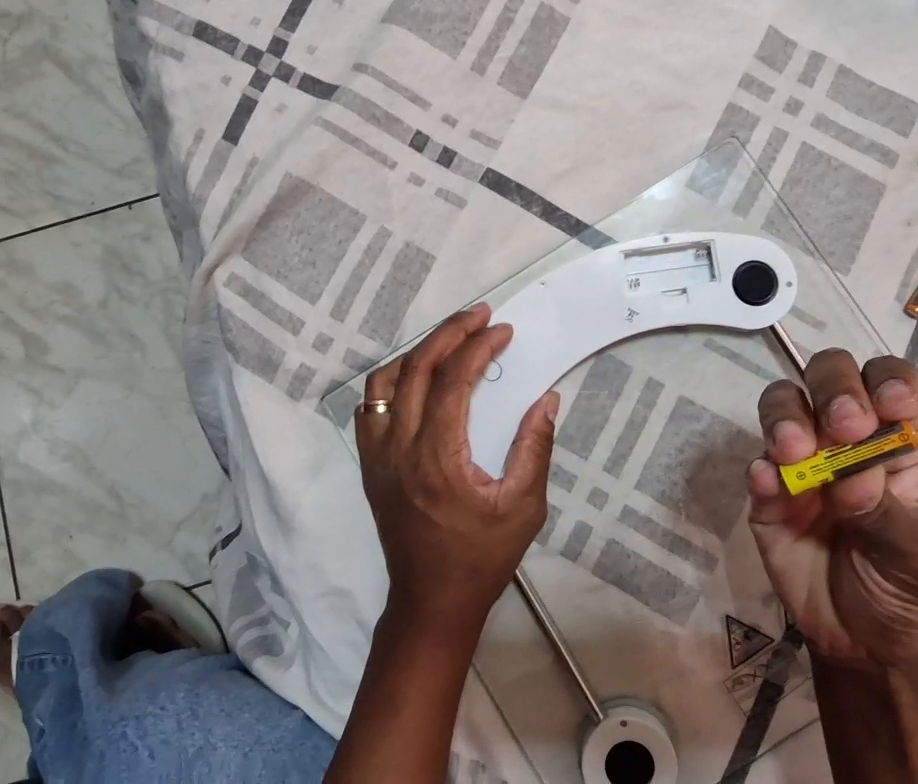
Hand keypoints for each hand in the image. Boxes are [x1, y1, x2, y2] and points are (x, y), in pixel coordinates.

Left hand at [356, 303, 558, 628]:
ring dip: (417, 352)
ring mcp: (377, 455)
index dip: (479, 347)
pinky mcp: (370, 464)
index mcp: (438, 456)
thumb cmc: (482, 557)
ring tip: (450, 342)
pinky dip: (393, 381)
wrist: (431, 601)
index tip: (503, 330)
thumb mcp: (524, 507)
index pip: (453, 380)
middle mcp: (399, 447)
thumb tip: (547, 398)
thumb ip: (535, 447)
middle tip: (479, 316)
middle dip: (449, 333)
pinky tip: (418, 380)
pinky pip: (370, 407)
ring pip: (384, 382)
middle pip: (416, 368)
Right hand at [745, 350, 917, 668]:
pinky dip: (760, 469)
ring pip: (784, 405)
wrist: (865, 645)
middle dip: (833, 388)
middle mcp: (848, 436)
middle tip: (840, 425)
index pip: (893, 384)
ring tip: (794, 453)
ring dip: (786, 417)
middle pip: (830, 377)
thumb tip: (853, 476)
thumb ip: (885, 512)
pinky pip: (757, 464)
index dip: (887, 380)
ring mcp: (804, 459)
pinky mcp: (768, 491)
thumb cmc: (909, 588)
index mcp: (899, 440)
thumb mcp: (915, 554)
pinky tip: (770, 489)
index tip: (886, 403)